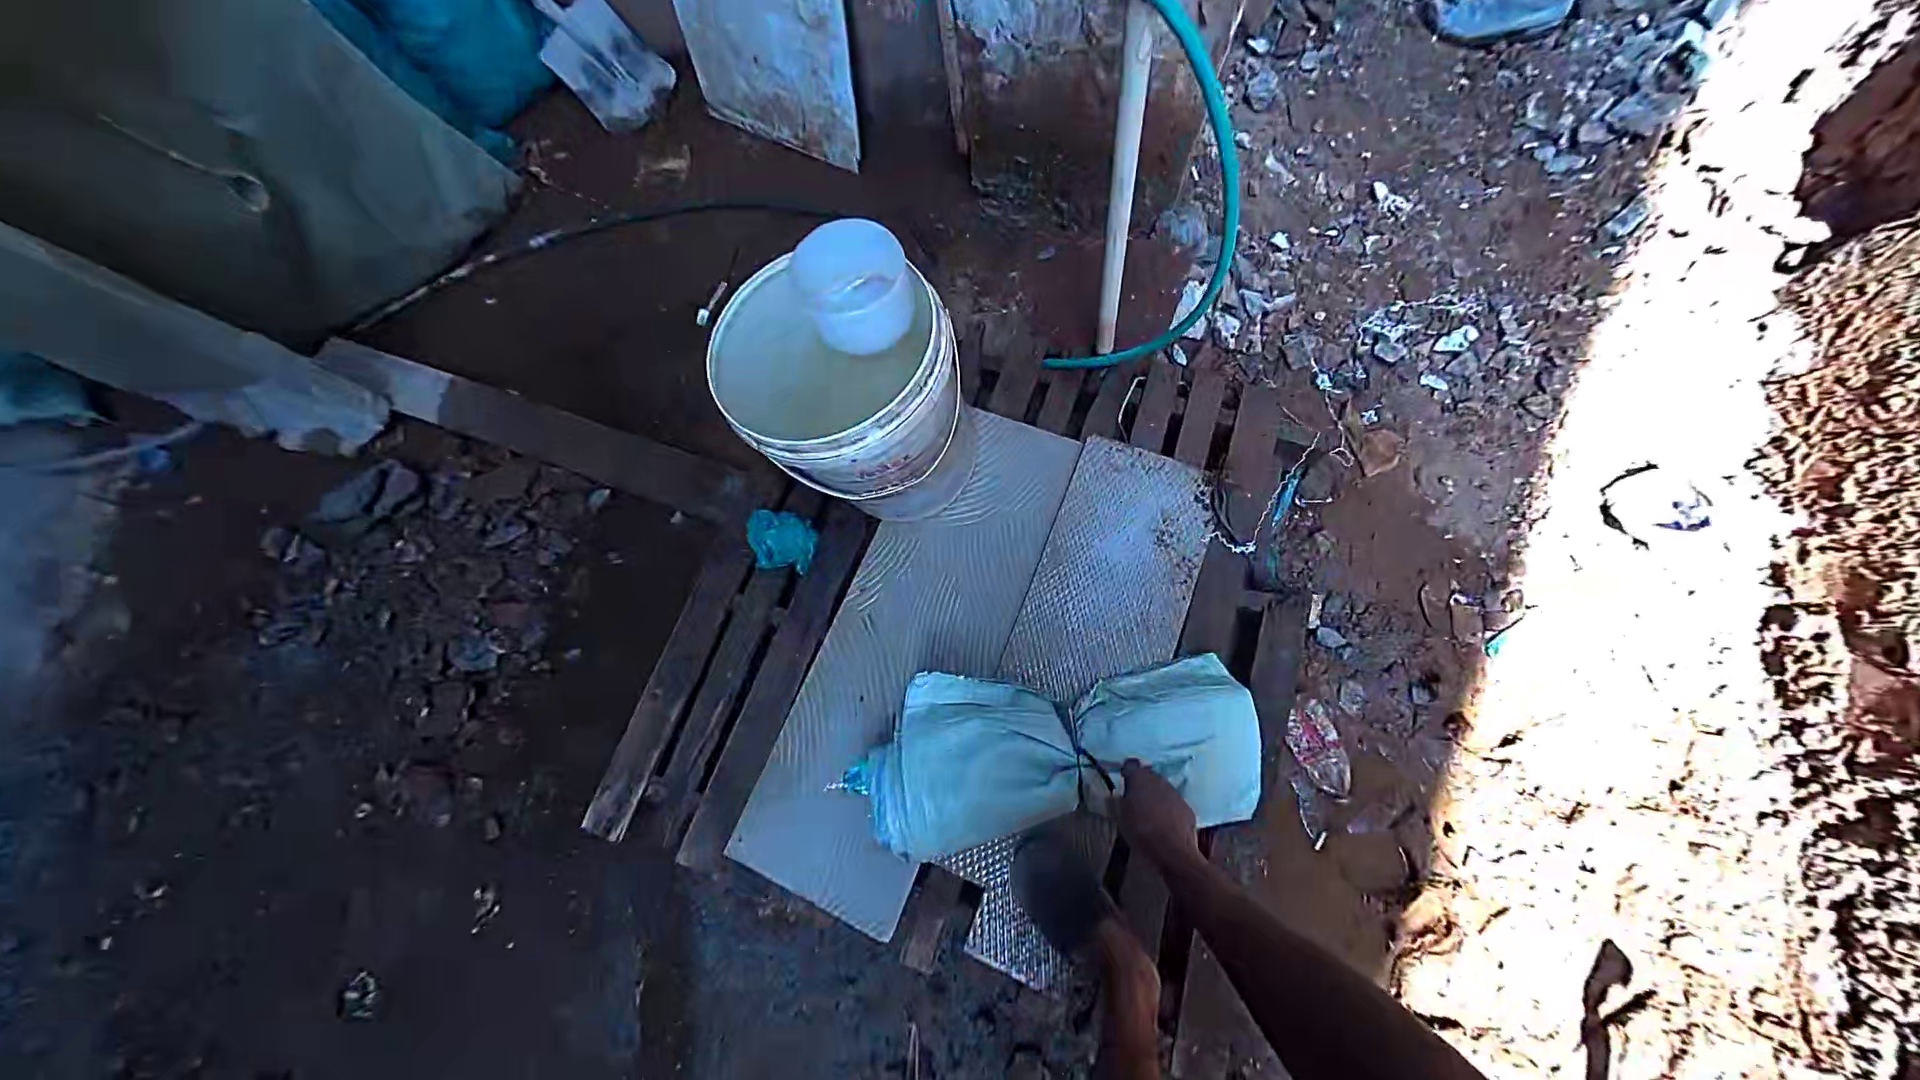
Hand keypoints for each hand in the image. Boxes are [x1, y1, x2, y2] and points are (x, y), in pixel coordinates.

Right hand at [1114, 760, 1202, 873]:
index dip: (1127, 772)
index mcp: (1139, 778)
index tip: (1124, 782)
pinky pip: (1174, 803)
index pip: (1130, 765)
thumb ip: (1122, 799)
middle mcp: (1158, 780)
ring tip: (1151, 812)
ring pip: (1163, 789)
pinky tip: (1166, 822)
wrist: (1172, 850)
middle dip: (1143, 785)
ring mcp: (1175, 793)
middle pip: (1148, 776)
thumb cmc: (1140, 830)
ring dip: (1157, 796)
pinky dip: (1169, 809)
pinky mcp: (1187, 807)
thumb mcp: (1121, 814)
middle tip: (1136, 799)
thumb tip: (1124, 794)